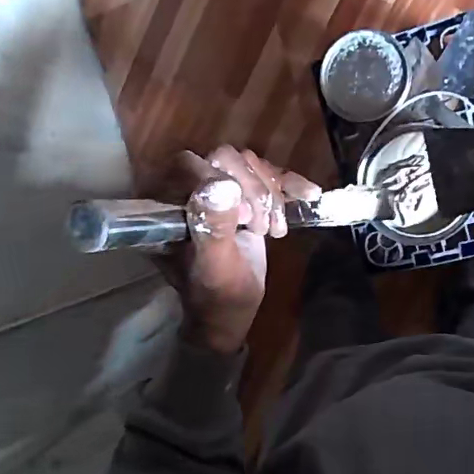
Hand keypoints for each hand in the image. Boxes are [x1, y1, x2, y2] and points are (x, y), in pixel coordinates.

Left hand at [150, 146, 319, 354]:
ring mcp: (215, 190)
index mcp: (164, 204)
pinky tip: (309, 194)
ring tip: (274, 228)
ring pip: (248, 164)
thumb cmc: (218, 295)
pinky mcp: (240, 195)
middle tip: (262, 228)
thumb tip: (220, 185)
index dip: (223, 184)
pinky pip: (265, 174)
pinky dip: (289, 184)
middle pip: (224, 159)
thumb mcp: (215, 266)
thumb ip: (213, 227)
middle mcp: (184, 189)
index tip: (243, 219)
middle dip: (253, 191)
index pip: (191, 165)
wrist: (231, 313)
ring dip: (271, 194)